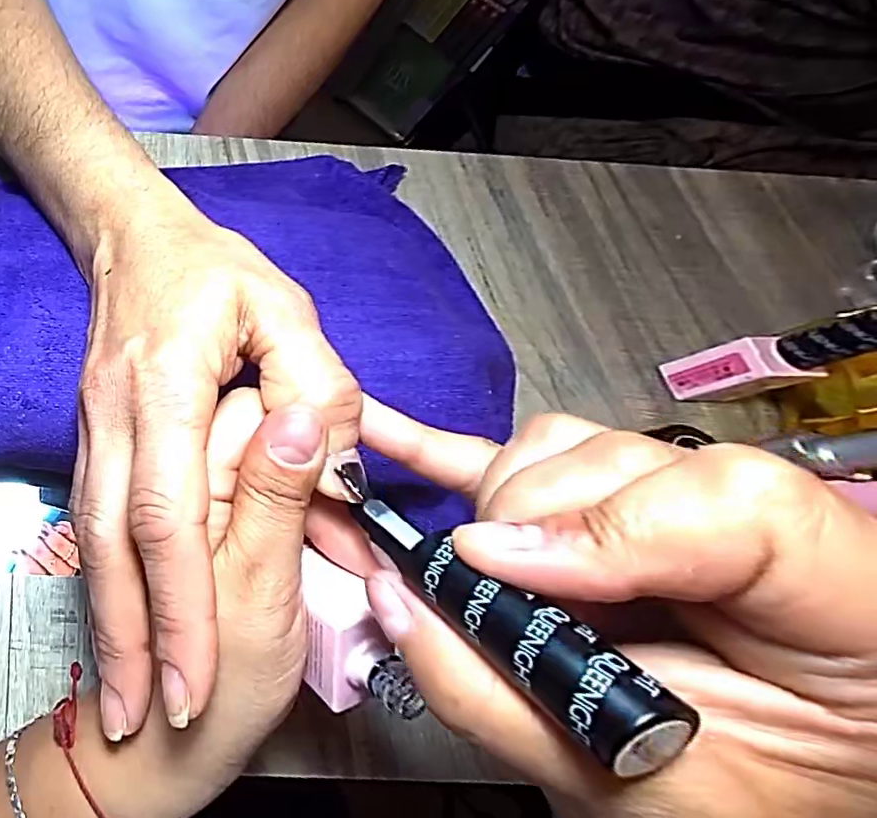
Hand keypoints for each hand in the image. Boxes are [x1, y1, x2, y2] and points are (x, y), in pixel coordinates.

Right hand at [73, 198, 359, 738]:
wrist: (130, 240)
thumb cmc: (207, 268)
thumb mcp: (283, 308)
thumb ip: (314, 386)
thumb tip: (322, 465)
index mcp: (164, 385)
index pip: (166, 509)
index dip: (177, 601)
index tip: (192, 680)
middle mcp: (114, 413)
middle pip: (110, 536)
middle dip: (126, 633)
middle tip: (138, 720)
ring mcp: (92, 421)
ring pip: (87, 528)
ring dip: (102, 612)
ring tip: (114, 688)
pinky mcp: (89, 427)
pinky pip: (87, 508)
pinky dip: (97, 571)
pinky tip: (110, 613)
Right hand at [350, 399, 876, 817]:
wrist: (709, 788)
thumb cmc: (702, 797)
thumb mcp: (615, 779)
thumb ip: (495, 697)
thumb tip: (395, 595)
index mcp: (847, 620)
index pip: (738, 510)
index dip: (610, 526)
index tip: (508, 570)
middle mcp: (769, 537)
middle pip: (628, 462)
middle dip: (530, 517)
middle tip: (488, 579)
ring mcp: (670, 503)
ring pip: (566, 443)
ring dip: (494, 495)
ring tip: (480, 562)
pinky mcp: (590, 497)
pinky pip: (511, 451)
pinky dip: (436, 446)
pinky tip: (378, 428)